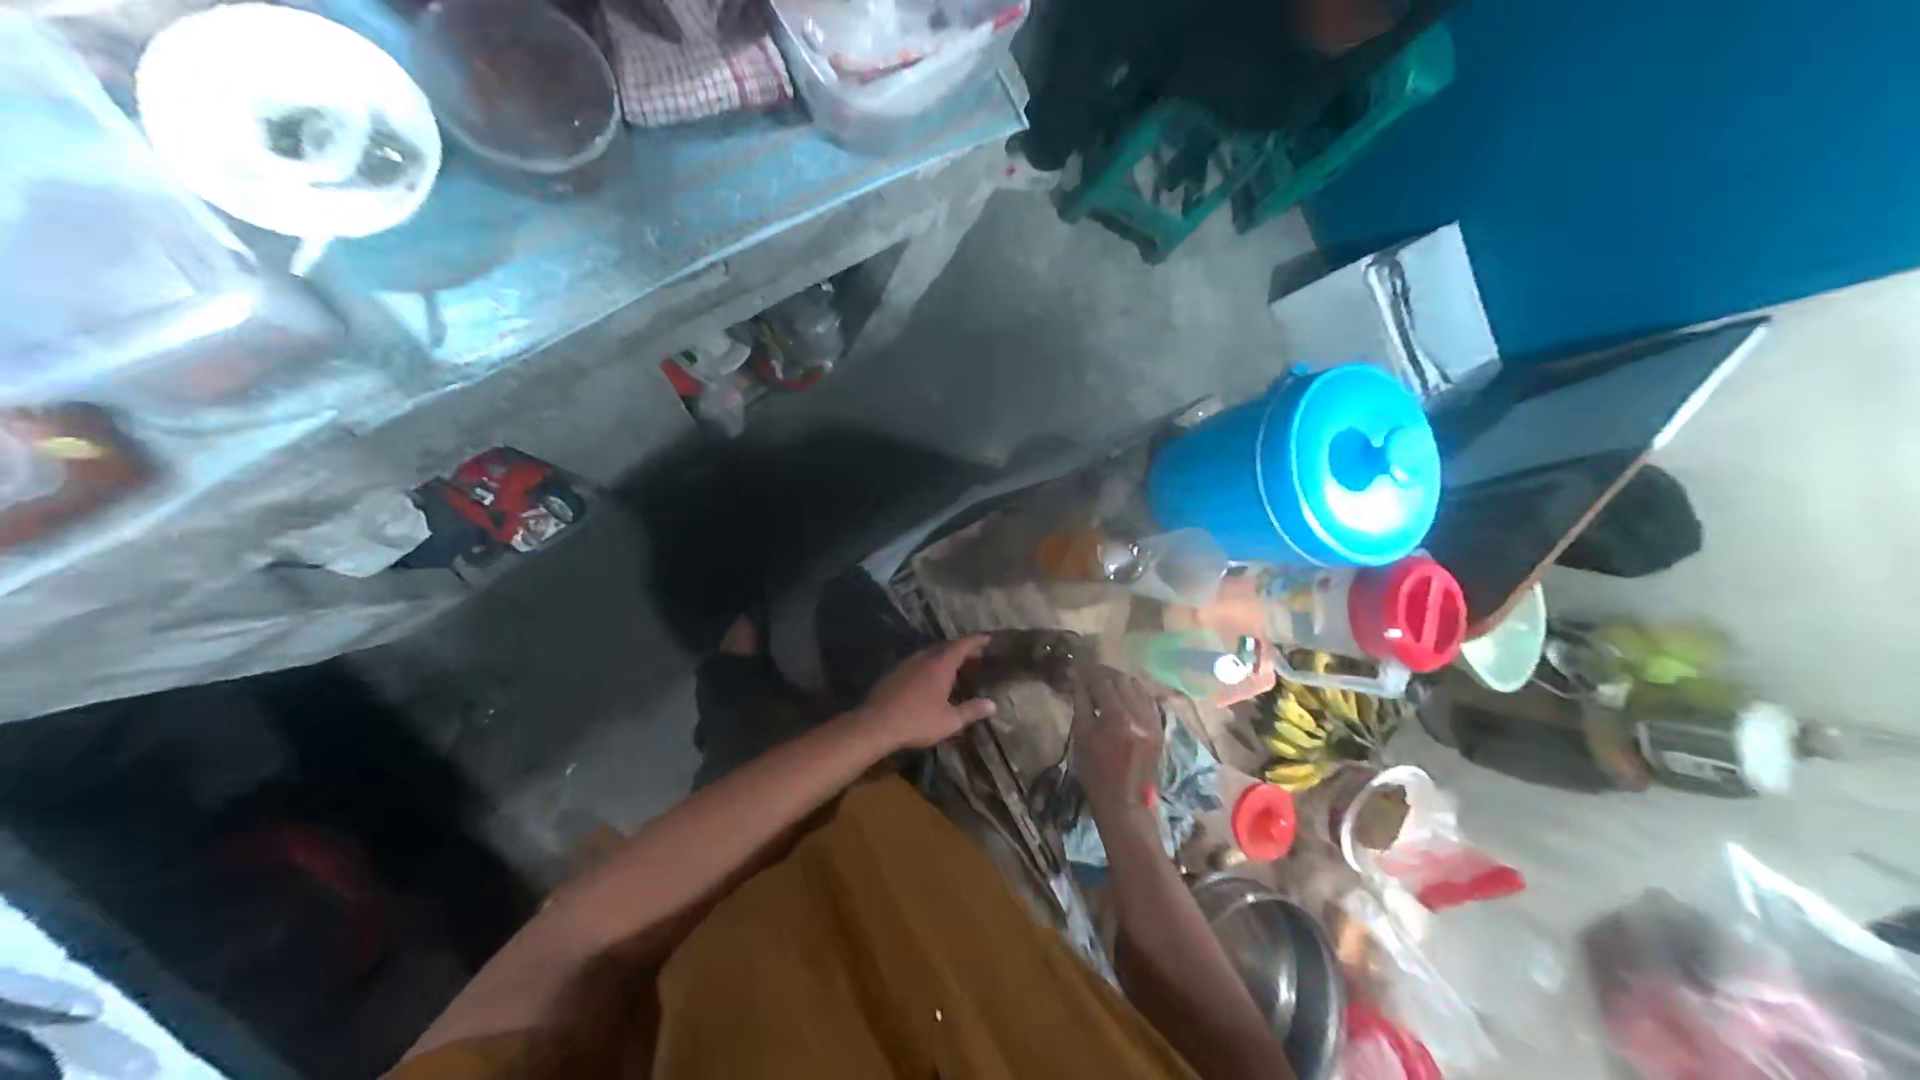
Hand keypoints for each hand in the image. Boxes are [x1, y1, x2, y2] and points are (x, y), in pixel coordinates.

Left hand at [850, 636, 996, 751]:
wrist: (875, 724)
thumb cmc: (917, 721)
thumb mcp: (949, 721)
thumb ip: (971, 711)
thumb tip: (993, 705)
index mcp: (941, 665)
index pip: (963, 644)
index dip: (977, 640)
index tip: (987, 639)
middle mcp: (924, 658)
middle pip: (946, 645)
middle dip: (962, 648)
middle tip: (975, 655)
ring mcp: (907, 663)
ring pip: (930, 652)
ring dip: (945, 655)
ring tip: (955, 665)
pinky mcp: (894, 672)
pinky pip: (918, 661)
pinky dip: (930, 663)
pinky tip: (930, 678)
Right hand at [1070, 663, 1164, 818]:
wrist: (1125, 803)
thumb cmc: (1096, 774)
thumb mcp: (1082, 737)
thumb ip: (1081, 704)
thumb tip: (1077, 679)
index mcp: (1118, 718)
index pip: (1103, 681)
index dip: (1087, 671)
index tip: (1075, 667)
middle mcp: (1140, 714)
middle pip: (1122, 679)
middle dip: (1103, 672)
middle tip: (1086, 672)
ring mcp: (1153, 720)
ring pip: (1136, 687)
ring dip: (1118, 679)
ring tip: (1101, 680)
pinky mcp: (1159, 728)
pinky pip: (1146, 699)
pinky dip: (1132, 691)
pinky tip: (1120, 693)